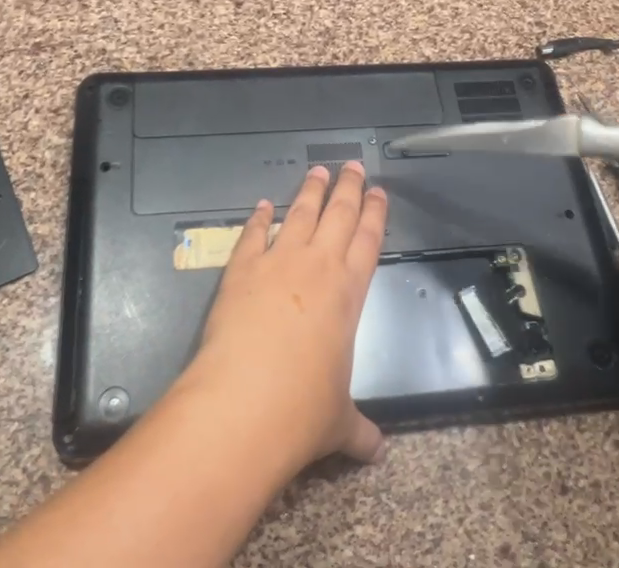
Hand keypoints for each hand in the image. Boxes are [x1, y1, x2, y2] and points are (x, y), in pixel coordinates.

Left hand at [173, 162, 388, 470]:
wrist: (244, 403)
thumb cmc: (302, 411)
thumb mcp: (338, 424)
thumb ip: (359, 431)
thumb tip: (377, 453)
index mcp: (350, 293)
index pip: (369, 241)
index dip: (376, 214)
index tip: (380, 191)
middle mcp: (317, 267)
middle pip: (338, 215)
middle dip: (348, 188)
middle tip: (352, 165)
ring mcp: (276, 264)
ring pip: (298, 215)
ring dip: (309, 192)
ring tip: (316, 170)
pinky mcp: (238, 271)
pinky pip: (252, 235)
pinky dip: (258, 218)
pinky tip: (262, 205)